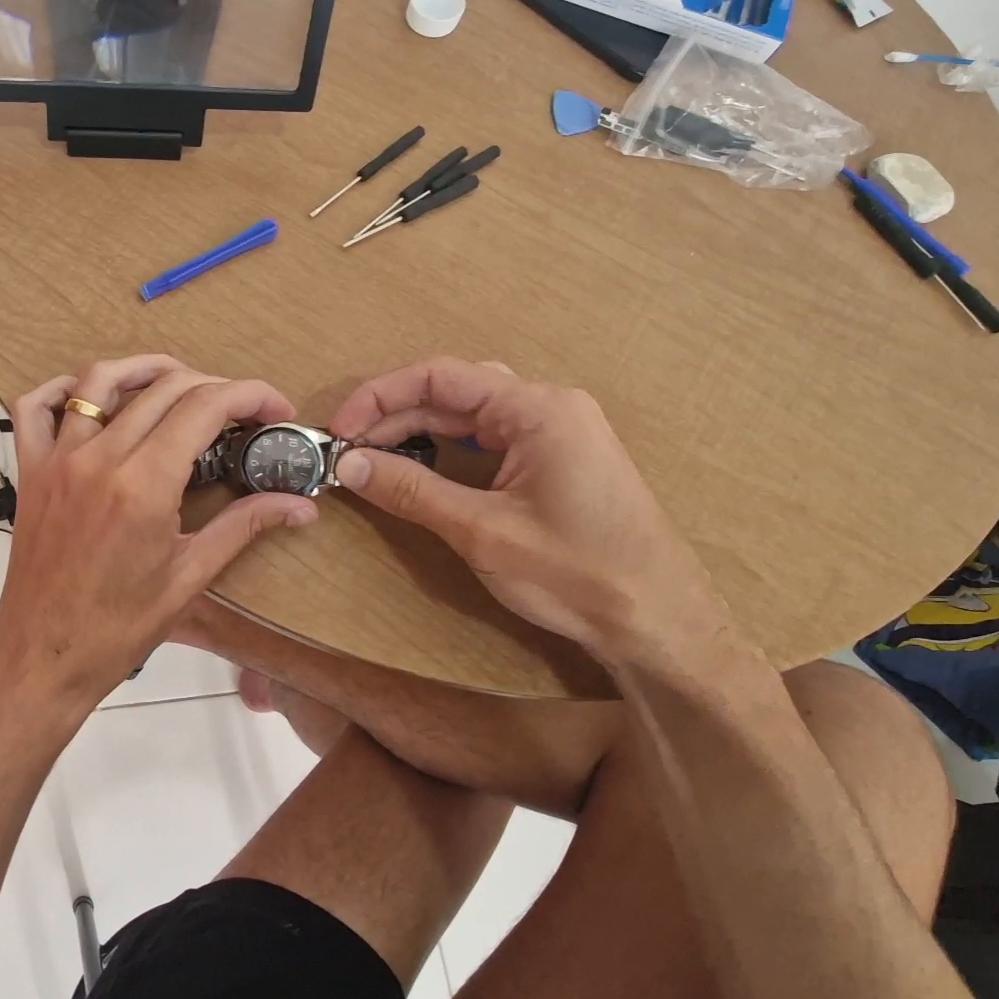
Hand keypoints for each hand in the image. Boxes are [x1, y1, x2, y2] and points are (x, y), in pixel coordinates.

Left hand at [0, 355, 319, 715]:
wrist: (43, 657)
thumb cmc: (116, 629)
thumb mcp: (189, 578)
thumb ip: (244, 527)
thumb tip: (299, 505)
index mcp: (144, 485)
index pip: (206, 406)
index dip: (251, 396)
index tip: (275, 412)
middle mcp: (99, 459)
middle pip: (164, 387)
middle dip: (214, 385)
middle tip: (240, 411)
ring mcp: (58, 460)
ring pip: (100, 380)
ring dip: (145, 369)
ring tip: (180, 382)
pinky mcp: (31, 470)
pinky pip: (35, 408)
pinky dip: (63, 389)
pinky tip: (92, 398)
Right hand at [328, 357, 725, 657]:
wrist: (658, 621)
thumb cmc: (576, 573)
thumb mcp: (481, 531)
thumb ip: (411, 490)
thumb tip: (349, 464)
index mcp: (538, 409)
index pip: (440, 377)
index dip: (380, 395)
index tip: (340, 429)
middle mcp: (549, 407)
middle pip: (453, 392)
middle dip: (393, 415)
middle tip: (346, 450)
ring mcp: (557, 433)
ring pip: (470, 415)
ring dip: (417, 432)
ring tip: (371, 459)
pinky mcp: (558, 460)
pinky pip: (490, 438)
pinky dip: (447, 450)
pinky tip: (419, 469)